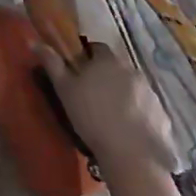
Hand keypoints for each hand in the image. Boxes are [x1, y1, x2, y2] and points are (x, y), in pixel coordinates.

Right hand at [35, 41, 175, 173]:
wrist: (130, 153)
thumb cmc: (91, 116)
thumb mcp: (64, 90)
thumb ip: (51, 63)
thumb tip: (34, 41)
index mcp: (107, 61)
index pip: (97, 47)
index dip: (87, 57)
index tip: (79, 72)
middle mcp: (131, 69)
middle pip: (115, 67)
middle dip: (105, 76)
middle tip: (92, 96)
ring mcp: (150, 91)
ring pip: (131, 86)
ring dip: (122, 94)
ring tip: (110, 115)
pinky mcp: (161, 113)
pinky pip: (146, 107)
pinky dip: (137, 112)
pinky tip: (127, 129)